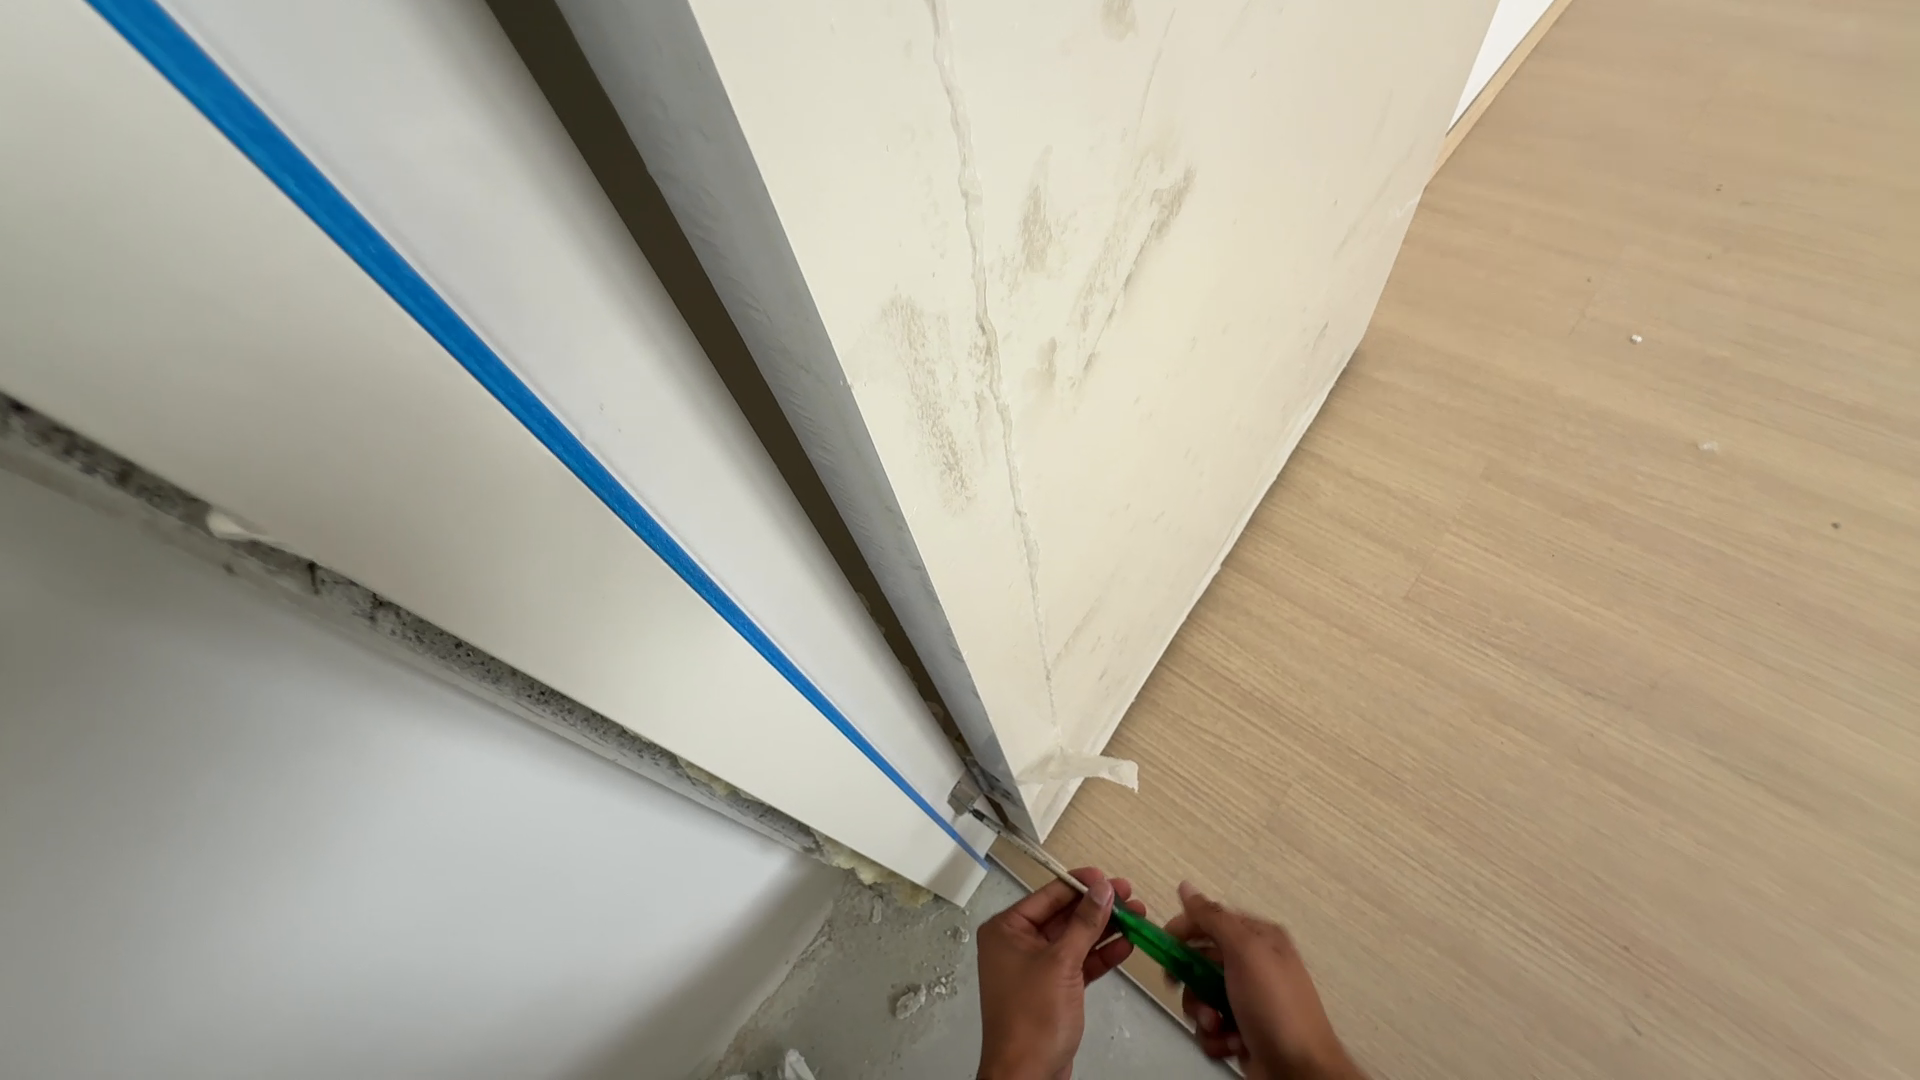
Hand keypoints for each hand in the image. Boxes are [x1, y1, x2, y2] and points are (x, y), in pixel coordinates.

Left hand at [975, 868, 1145, 1079]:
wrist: (1027, 1077)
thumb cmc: (1032, 1017)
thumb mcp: (1061, 963)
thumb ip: (1084, 923)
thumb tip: (1102, 890)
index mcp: (1007, 929)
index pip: (1047, 895)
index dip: (1079, 884)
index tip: (1106, 877)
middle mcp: (1018, 943)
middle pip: (1063, 915)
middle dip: (1097, 907)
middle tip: (1129, 895)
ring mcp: (1036, 967)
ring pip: (1075, 939)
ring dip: (1104, 929)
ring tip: (1137, 916)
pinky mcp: (1053, 989)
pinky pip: (1079, 963)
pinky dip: (1100, 954)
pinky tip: (1126, 944)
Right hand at [1164, 882, 1363, 1079]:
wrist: (1302, 1074)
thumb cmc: (1274, 1006)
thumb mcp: (1244, 952)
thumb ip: (1212, 918)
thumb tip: (1185, 886)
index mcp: (1259, 938)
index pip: (1212, 920)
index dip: (1185, 929)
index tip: (1164, 944)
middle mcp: (1254, 964)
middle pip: (1202, 959)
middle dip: (1191, 979)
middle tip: (1179, 988)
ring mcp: (1250, 1000)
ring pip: (1203, 994)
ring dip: (1202, 1012)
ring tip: (1216, 1026)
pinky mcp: (1244, 1030)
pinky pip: (1213, 1024)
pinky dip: (1214, 1035)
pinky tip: (1229, 1043)